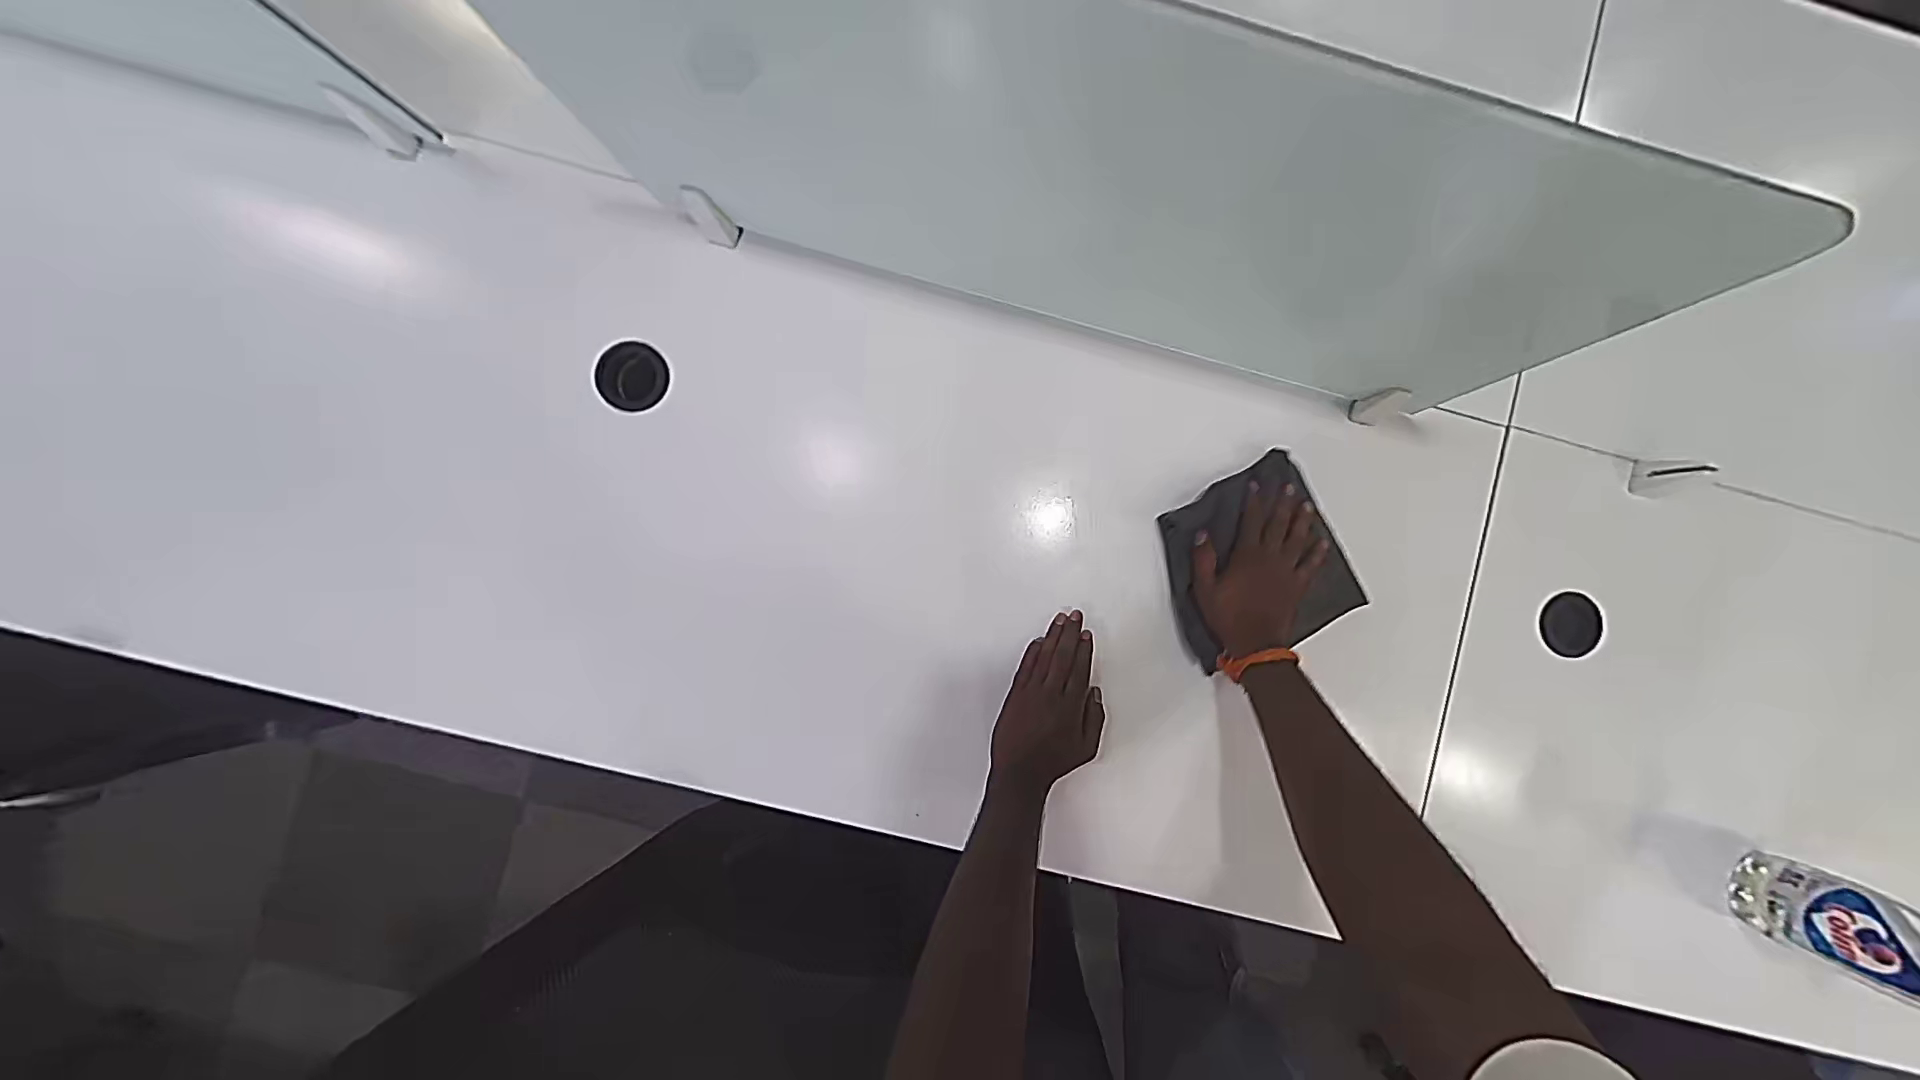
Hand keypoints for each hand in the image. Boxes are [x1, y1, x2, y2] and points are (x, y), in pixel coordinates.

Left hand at [989, 610, 1105, 796]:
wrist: (1020, 771)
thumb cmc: (1051, 762)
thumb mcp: (1086, 747)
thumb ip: (1094, 717)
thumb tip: (1093, 693)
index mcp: (1070, 706)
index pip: (1080, 668)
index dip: (1084, 648)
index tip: (1086, 634)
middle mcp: (1051, 695)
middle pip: (1063, 656)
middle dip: (1070, 633)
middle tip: (1075, 616)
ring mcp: (1031, 693)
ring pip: (1044, 657)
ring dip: (1052, 636)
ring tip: (1059, 620)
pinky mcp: (1015, 694)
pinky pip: (1025, 667)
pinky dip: (1032, 652)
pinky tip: (1038, 641)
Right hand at [1192, 482, 1329, 657]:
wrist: (1256, 643)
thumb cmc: (1228, 617)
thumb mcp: (1205, 589)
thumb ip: (1203, 560)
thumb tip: (1203, 535)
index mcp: (1247, 556)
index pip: (1251, 521)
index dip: (1254, 501)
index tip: (1256, 486)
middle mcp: (1270, 559)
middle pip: (1278, 524)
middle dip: (1282, 503)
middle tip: (1287, 487)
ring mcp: (1287, 571)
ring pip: (1297, 539)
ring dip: (1302, 520)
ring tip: (1306, 505)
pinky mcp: (1298, 586)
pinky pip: (1311, 564)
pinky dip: (1318, 551)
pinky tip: (1322, 541)